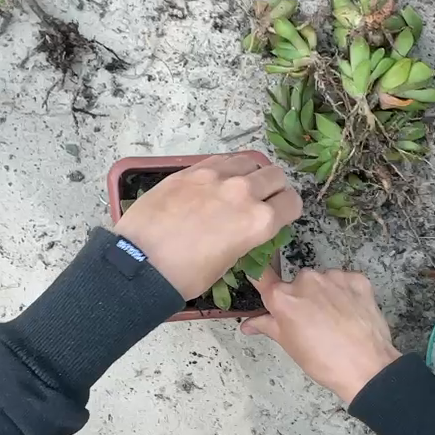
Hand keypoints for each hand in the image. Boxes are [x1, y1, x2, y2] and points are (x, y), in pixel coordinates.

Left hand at [114, 154, 303, 299]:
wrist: (142, 263)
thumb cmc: (186, 275)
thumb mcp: (227, 263)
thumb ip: (245, 238)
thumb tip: (245, 229)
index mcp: (259, 221)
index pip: (292, 202)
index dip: (288, 210)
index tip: (280, 215)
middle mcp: (244, 192)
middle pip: (275, 176)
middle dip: (273, 188)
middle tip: (261, 200)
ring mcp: (217, 176)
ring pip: (249, 161)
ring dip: (251, 174)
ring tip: (238, 188)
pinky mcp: (192, 169)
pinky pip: (221, 160)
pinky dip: (227, 168)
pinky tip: (216, 182)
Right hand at [241, 268, 401, 405]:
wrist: (367, 367)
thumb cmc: (324, 361)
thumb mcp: (289, 345)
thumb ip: (267, 326)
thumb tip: (248, 325)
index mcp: (283, 297)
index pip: (262, 277)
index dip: (261, 280)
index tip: (262, 283)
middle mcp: (306, 280)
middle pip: (297, 283)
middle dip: (301, 298)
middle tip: (310, 322)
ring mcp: (333, 277)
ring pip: (322, 281)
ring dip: (324, 294)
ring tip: (334, 320)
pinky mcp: (357, 279)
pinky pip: (345, 281)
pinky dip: (345, 293)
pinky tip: (349, 313)